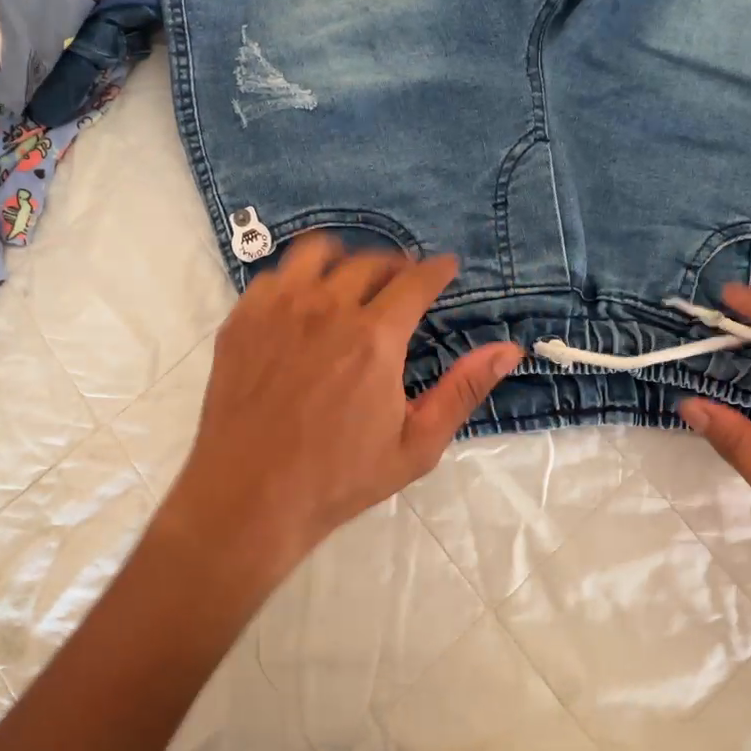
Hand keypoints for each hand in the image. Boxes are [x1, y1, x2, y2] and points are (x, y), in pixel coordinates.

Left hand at [164, 233, 523, 577]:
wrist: (249, 497)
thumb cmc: (338, 479)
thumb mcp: (415, 445)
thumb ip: (462, 390)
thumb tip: (509, 349)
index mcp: (374, 338)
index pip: (416, 279)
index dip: (438, 269)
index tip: (446, 268)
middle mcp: (326, 309)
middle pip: (370, 260)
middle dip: (397, 265)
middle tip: (403, 283)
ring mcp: (277, 309)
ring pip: (317, 253)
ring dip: (344, 259)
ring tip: (351, 281)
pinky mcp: (241, 319)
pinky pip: (275, 275)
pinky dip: (297, 280)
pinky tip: (302, 305)